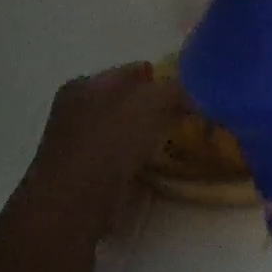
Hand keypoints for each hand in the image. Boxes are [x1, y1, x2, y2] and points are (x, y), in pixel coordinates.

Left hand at [22, 62, 183, 237]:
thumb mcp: (150, 101)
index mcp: (85, 85)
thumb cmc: (110, 141)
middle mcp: (78, 108)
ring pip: (130, 127)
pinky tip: (160, 162)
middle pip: (131, 100)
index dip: (165, 78)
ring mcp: (81, 140)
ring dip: (154, 133)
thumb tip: (189, 95)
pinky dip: (144, 155)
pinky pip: (126, 152)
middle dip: (161, 106)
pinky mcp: (88, 168)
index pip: (134, 71)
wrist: (77, 200)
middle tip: (191, 117)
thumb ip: (173, 88)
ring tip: (181, 141)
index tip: (193, 93)